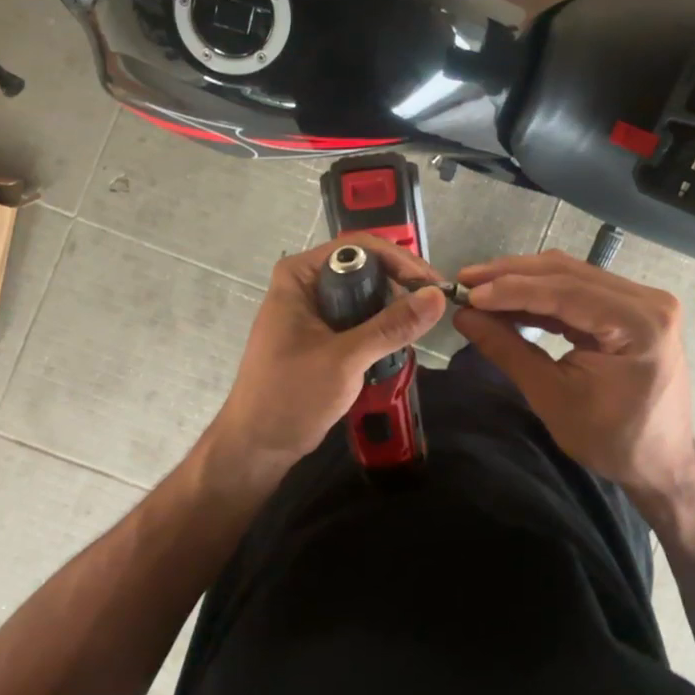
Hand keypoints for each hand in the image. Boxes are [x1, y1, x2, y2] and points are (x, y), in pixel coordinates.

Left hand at [209, 235, 446, 467]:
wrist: (257, 446)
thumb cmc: (291, 396)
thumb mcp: (345, 359)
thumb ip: (391, 326)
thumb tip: (436, 296)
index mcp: (299, 276)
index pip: (358, 248)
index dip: (399, 260)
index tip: (432, 285)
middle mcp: (305, 285)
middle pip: (364, 268)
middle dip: (398, 286)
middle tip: (430, 310)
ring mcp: (311, 310)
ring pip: (364, 295)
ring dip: (391, 310)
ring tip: (418, 329)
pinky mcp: (320, 335)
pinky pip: (358, 318)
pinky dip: (379, 328)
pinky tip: (398, 345)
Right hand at [452, 250, 694, 498]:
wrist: (660, 464)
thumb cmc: (611, 440)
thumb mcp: (552, 397)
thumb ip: (508, 350)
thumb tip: (463, 315)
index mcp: (641, 324)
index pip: (566, 292)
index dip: (512, 289)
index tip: (468, 292)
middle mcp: (648, 301)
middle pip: (568, 273)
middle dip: (512, 276)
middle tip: (465, 280)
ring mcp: (643, 301)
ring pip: (571, 275)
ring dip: (523, 280)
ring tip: (478, 287)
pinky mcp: (632, 308)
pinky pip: (580, 290)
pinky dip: (542, 294)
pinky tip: (507, 299)